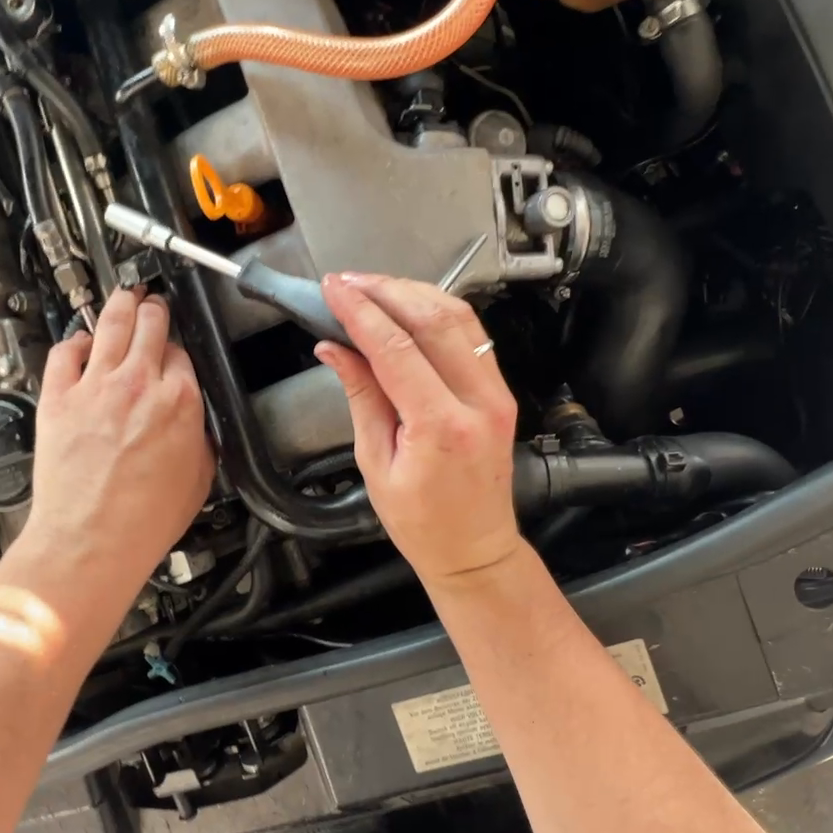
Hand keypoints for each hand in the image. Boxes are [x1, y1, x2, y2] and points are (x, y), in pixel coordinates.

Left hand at [23, 288, 213, 573]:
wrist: (91, 540)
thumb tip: (195, 427)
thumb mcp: (199, 479)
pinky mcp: (59, 397)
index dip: (178, 351)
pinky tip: (80, 339)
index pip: (181, 353)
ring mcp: (96, 386)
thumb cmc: (142, 520)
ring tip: (124, 295)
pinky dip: (74, 340)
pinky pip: (64, 352)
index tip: (174, 353)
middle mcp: (139, 384)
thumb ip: (200, 440)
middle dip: (154, 310)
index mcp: (180, 401)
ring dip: (121, 304)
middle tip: (153, 305)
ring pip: (111, 323)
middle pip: (150, 323)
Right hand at [314, 273, 523, 582]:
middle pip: (433, 320)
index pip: (396, 349)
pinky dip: (437, 310)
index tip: (332, 289)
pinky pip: (471, 334)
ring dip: (412, 293)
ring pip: (459, 317)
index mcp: (441, 427)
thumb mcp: (375, 464)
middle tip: (347, 282)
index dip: (360, 312)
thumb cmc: (422, 522)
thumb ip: (361, 397)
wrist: (476, 549)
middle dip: (385, 291)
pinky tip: (407, 305)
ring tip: (371, 287)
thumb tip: (334, 348)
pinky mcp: (501, 390)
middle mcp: (478, 401)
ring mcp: (497, 393)